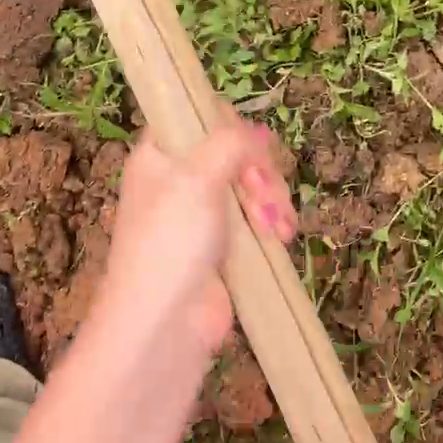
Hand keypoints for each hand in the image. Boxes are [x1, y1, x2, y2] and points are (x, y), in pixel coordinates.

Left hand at [95, 117, 298, 353]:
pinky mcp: (226, 243)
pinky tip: (282, 236)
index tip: (246, 144)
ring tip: (277, 226)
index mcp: (160, 155)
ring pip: (252, 183)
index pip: (196, 116)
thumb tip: (257, 133)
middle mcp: (180, 179)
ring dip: (272, 198)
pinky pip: (258, 216)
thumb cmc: (170, 241)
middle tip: (261, 194)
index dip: (227, 124)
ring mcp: (204, 213)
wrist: (164, 326)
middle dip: (260, 170)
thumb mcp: (196, 177)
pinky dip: (274, 221)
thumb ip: (230, 142)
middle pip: (235, 150)